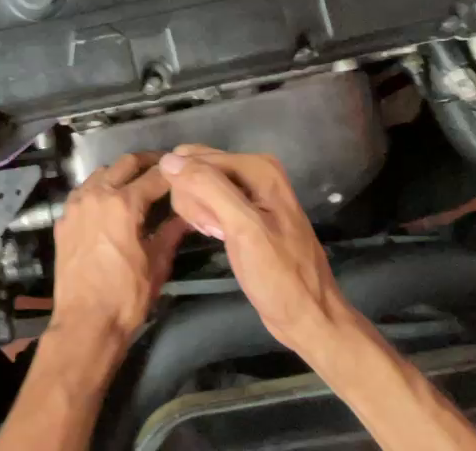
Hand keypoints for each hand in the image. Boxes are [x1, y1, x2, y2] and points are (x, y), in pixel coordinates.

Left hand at [50, 153, 191, 343]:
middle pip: (125, 163)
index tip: (183, 170)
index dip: (172, 172)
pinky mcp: (63, 219)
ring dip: (120, 173)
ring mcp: (76, 205)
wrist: (85, 322)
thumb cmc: (126, 297)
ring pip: (100, 174)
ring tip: (135, 183)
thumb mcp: (156, 265)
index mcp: (124, 204)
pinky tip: (108, 203)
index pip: (155, 177)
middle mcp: (97, 195)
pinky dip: (98, 190)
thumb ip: (170, 233)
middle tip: (163, 166)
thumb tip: (186, 215)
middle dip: (146, 162)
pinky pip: (82, 192)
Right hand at [160, 145, 341, 348]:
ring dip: (198, 211)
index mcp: (257, 166)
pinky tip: (218, 235)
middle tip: (215, 231)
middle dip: (194, 200)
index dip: (191, 191)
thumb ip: (208, 188)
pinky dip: (204, 215)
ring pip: (196, 182)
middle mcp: (253, 168)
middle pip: (194, 166)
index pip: (194, 158)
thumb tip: (168, 160)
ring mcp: (249, 187)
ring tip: (218, 235)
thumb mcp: (243, 229)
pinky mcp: (243, 206)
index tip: (211, 225)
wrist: (308, 316)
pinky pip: (207, 196)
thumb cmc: (278, 276)